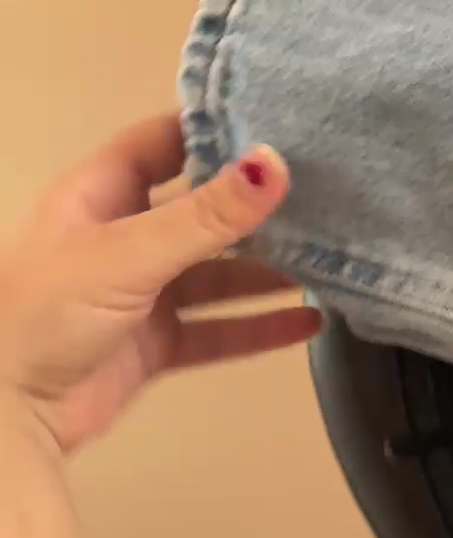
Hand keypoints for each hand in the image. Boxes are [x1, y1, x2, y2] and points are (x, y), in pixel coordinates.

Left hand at [0, 115, 320, 458]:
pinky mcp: (159, 343)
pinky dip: (268, 326)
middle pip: (202, 213)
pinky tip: (313, 322)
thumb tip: (278, 162)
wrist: (3, 415)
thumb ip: (209, 214)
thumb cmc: (44, 315)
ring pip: (222, 274)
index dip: (208, 130)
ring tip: (333, 265)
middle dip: (260, 207)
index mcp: (95, 203)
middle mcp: (121, 242)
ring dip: (273, 273)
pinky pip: (226, 329)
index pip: (156, 148)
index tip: (278, 122)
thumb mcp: (130, 255)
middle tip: (330, 196)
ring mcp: (142, 296)